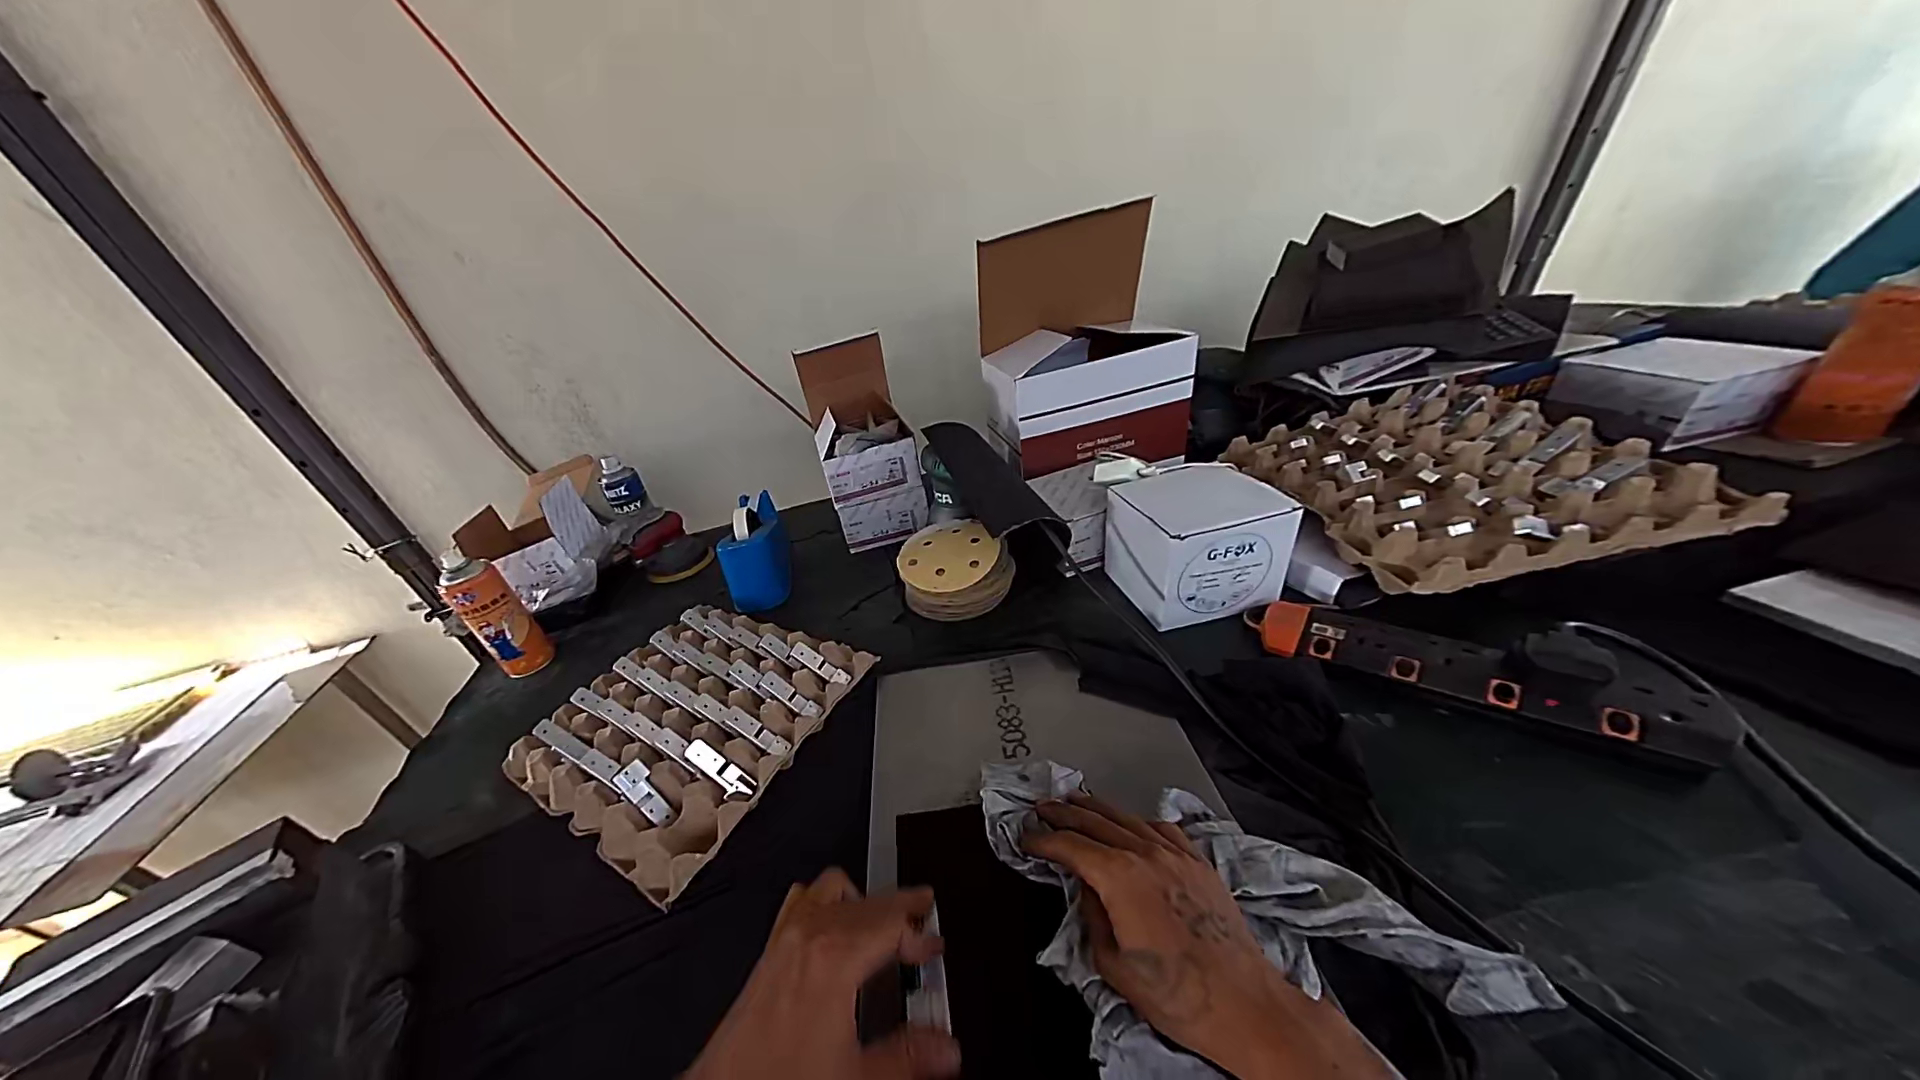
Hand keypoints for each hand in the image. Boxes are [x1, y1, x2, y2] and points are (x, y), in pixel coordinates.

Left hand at [683, 869, 960, 1079]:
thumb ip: (908, 1056)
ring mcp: (785, 936)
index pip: (892, 920)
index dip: (920, 930)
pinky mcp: (769, 949)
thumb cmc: (778, 1079)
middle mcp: (810, 933)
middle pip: (868, 900)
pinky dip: (826, 902)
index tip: (933, 943)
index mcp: (836, 954)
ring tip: (881, 921)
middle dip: (900, 908)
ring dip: (862, 900)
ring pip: (833, 888)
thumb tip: (946, 1046)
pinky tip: (832, 926)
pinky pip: (802, 899)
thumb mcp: (857, 1074)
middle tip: (921, 923)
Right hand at [1022, 794, 1389, 1079]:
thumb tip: (1086, 891)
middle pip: (1095, 820)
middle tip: (1042, 807)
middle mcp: (1146, 854)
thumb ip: (1092, 918)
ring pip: (1127, 817)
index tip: (1027, 838)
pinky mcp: (1198, 862)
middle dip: (1064, 812)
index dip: (1043, 839)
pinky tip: (1132, 823)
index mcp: (1120, 877)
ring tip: (1078, 800)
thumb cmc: (1178, 995)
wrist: (1245, 1004)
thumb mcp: (1114, 966)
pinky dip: (1138, 820)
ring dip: (1097, 807)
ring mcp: (1175, 854)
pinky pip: (1162, 828)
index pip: (1070, 845)